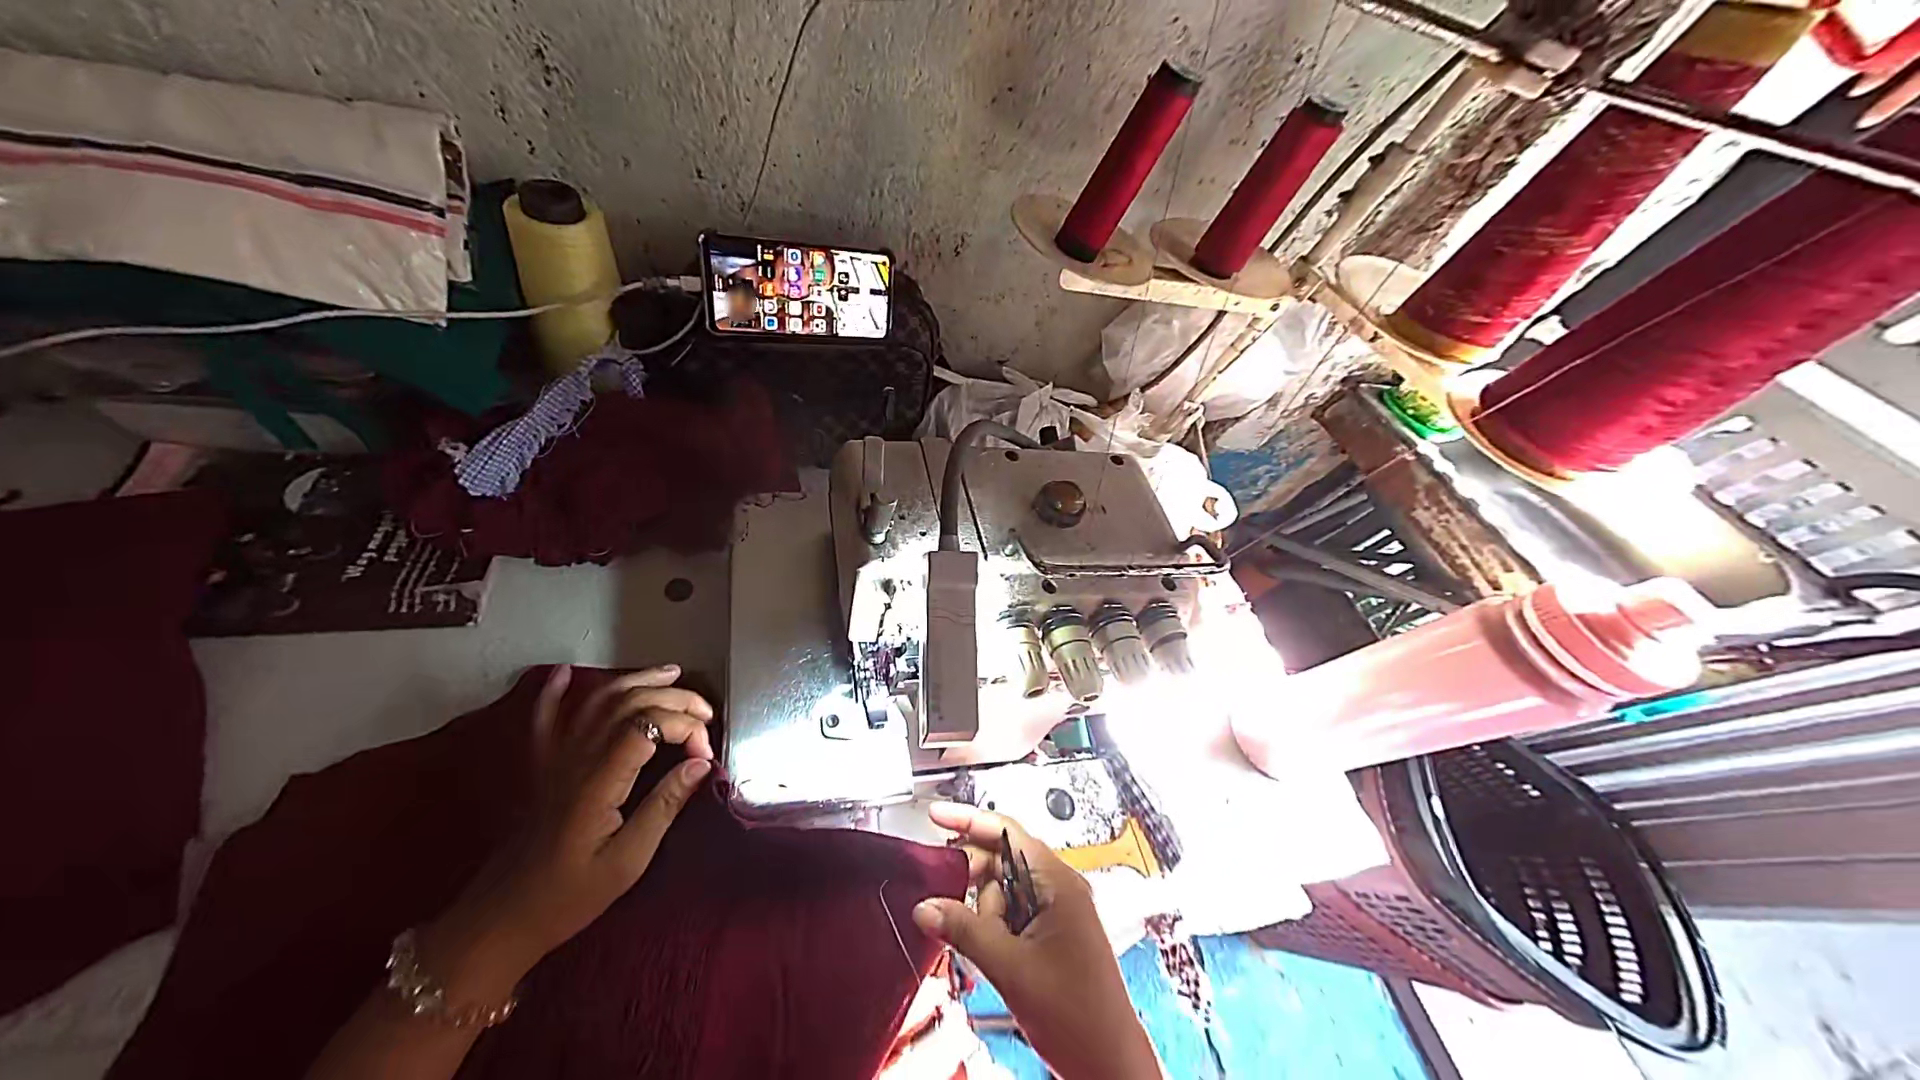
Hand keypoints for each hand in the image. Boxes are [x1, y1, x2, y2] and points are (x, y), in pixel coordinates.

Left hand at [418, 664, 715, 1004]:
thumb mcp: (627, 861)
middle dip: (673, 698)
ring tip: (670, 673)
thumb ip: (664, 807)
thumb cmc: (569, 895)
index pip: (647, 728)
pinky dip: (552, 693)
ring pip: (596, 703)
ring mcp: (554, 760)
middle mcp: (575, 760)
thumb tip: (701, 765)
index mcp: (598, 782)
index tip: (705, 753)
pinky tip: (563, 673)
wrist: (501, 919)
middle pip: (627, 705)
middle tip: (706, 710)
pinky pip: (544, 721)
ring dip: (635, 681)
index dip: (684, 728)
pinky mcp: (540, 768)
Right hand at [913, 803, 1160, 1079]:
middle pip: (1002, 860)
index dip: (969, 820)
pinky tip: (991, 952)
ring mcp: (1057, 911)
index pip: (1008, 833)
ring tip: (986, 947)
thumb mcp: (1010, 967)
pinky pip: (1012, 915)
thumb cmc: (1078, 1016)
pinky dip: (993, 927)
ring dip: (983, 912)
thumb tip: (927, 907)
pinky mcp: (1051, 933)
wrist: (1107, 1065)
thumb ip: (964, 930)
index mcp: (1059, 882)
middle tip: (943, 894)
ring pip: (1003, 891)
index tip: (938, 815)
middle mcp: (1060, 889)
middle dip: (971, 878)